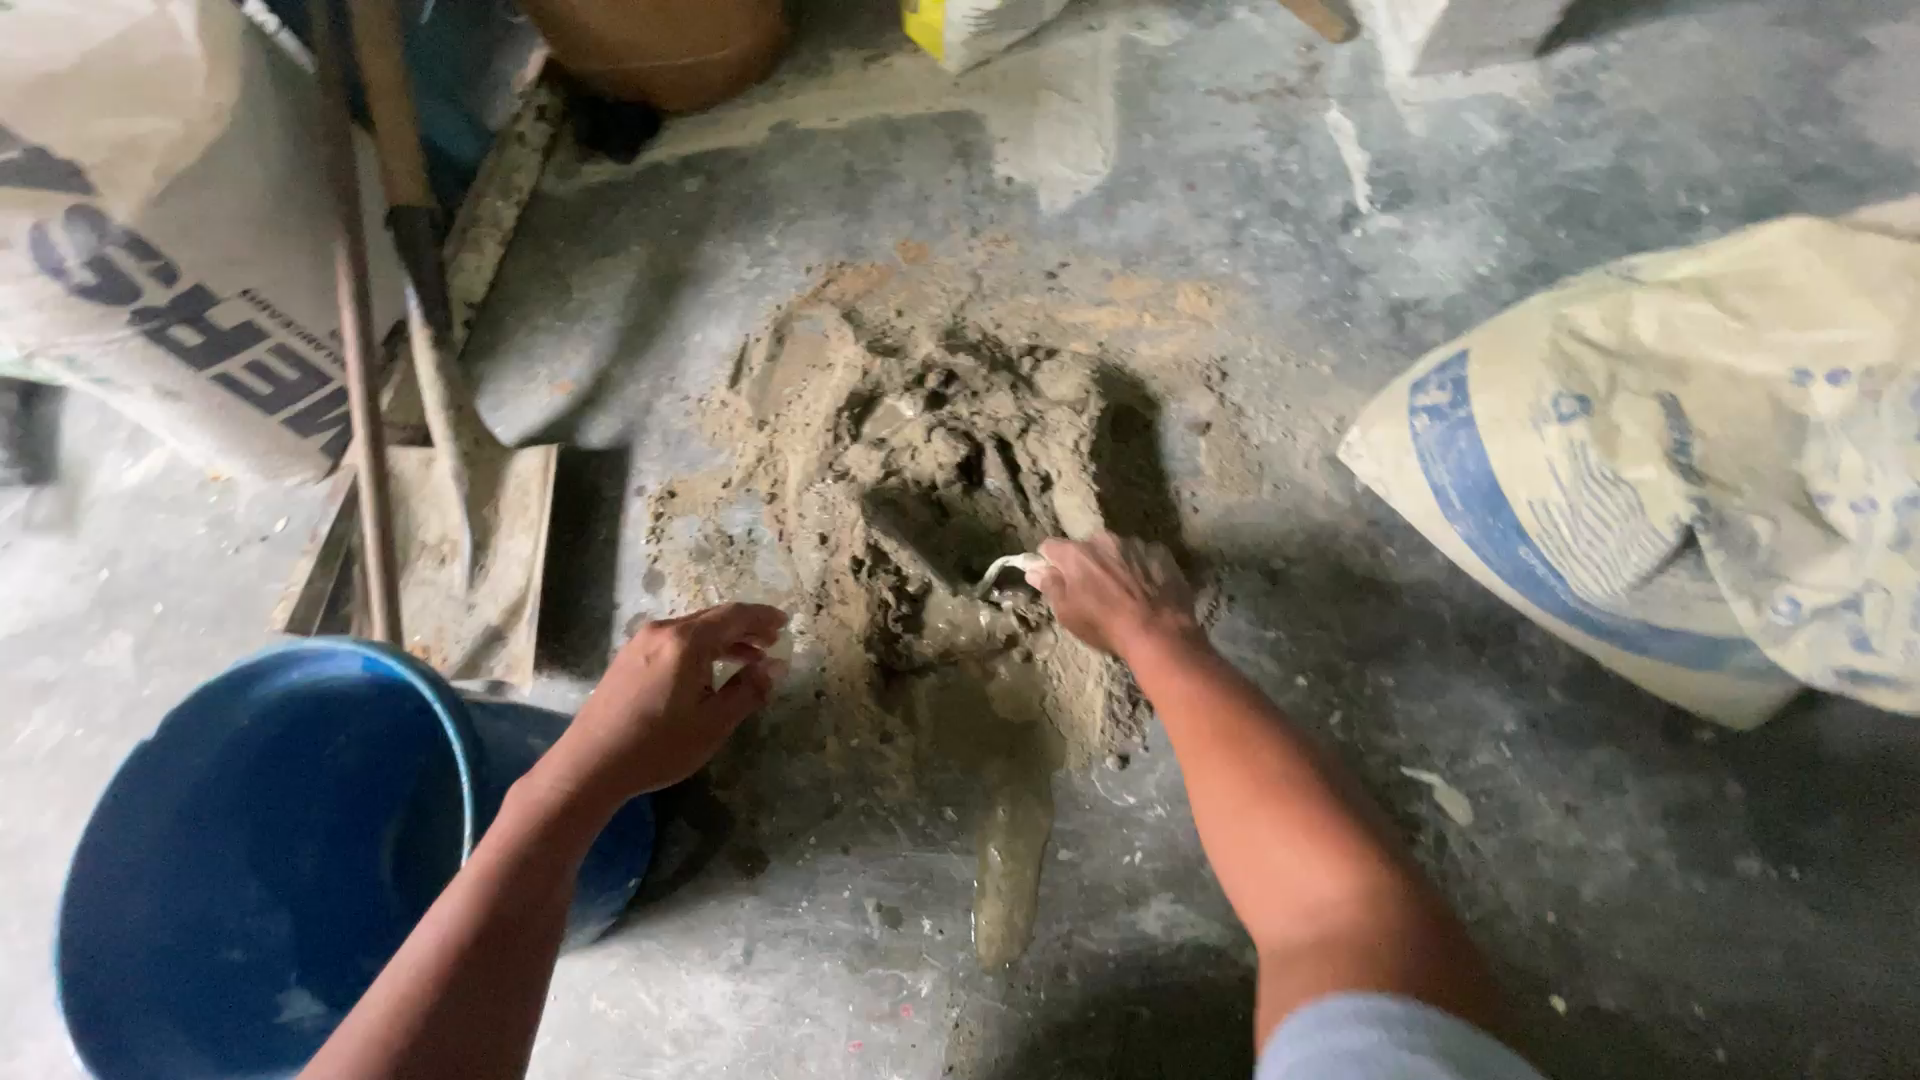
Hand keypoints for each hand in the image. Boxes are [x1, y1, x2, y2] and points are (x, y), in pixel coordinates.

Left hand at [540, 602, 788, 803]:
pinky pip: (675, 641)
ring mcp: (640, 643)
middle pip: (713, 618)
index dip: (762, 618)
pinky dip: (701, 648)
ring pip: (693, 630)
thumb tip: (778, 666)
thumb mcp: (714, 723)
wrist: (589, 766)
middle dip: (746, 628)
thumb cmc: (658, 746)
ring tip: (748, 660)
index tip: (785, 624)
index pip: (733, 616)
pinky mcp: (628, 658)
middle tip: (772, 642)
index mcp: (686, 642)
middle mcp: (662, 631)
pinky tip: (709, 671)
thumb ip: (749, 690)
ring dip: (724, 640)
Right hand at [1027, 533, 1199, 658]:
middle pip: (1086, 547)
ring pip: (1115, 550)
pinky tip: (1145, 590)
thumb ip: (1050, 586)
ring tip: (1124, 592)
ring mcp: (1134, 544)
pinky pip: (1142, 556)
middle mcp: (1103, 540)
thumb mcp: (1067, 613)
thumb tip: (1033, 570)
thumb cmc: (1105, 625)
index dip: (1049, 562)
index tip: (1055, 578)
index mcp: (1076, 553)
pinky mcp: (1160, 552)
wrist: (1159, 632)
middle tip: (1094, 591)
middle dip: (1086, 564)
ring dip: (1114, 565)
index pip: (1050, 547)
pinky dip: (1140, 568)